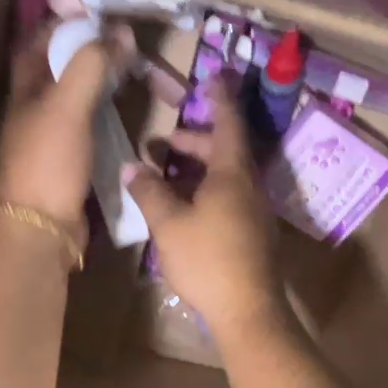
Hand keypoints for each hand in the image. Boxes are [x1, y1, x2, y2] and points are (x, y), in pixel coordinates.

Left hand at [0, 24, 125, 227]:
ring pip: (81, 97)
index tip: (107, 14)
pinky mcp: (71, 162)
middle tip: (132, 45)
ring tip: (138, 73)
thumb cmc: (47, 163)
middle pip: (65, 66)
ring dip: (106, 84)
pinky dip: (110, 116)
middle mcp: (36, 106)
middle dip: (96, 51)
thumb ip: (92, 65)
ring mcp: (53, 136)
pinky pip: (92, 127)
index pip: (45, 37)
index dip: (71, 21)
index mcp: (26, 86)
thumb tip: (120, 32)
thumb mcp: (68, 105)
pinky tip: (131, 113)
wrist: (41, 229)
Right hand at [124, 78, 286, 333]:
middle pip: (225, 151)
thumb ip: (149, 192)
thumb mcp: (169, 224)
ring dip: (198, 170)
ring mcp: (255, 212)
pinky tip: (185, 209)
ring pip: (226, 177)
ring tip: (167, 175)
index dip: (218, 98)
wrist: (248, 311)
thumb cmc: (208, 260)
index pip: (227, 122)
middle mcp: (250, 186)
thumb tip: (132, 167)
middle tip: (165, 143)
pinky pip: (230, 199)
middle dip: (194, 142)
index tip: (212, 76)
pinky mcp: (253, 235)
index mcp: (233, 173)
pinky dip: (206, 191)